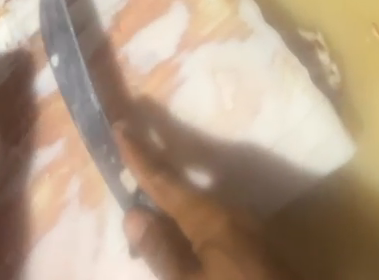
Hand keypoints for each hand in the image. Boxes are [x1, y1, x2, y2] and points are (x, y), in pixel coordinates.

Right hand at [117, 125, 287, 279]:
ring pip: (197, 211)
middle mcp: (229, 211)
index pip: (164, 179)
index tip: (121, 125)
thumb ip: (163, 253)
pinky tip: (182, 240)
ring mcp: (247, 228)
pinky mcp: (257, 248)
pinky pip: (213, 227)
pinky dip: (190, 228)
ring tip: (147, 217)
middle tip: (128, 163)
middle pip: (181, 191)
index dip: (139, 155)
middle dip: (154, 181)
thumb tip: (134, 215)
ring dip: (171, 211)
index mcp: (210, 217)